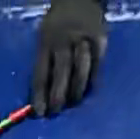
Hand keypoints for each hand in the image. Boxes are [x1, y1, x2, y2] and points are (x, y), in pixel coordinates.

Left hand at [32, 0, 107, 116]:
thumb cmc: (56, 25)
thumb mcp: (42, 39)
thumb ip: (42, 63)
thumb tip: (39, 96)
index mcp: (45, 44)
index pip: (41, 74)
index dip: (40, 96)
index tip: (40, 113)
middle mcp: (64, 41)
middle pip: (62, 72)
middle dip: (58, 95)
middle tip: (56, 111)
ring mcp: (83, 38)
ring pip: (81, 67)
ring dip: (77, 87)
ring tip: (74, 102)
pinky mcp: (100, 36)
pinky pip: (98, 60)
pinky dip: (94, 76)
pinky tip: (91, 88)